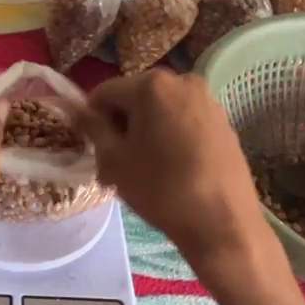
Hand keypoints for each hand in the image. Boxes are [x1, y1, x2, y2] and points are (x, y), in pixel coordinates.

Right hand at [73, 70, 269, 268]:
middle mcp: (182, 82)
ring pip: (161, 110)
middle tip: (116, 163)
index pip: (104, 92)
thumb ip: (93, 128)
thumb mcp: (114, 160)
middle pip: (135, 98)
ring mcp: (208, 100)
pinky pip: (184, 120)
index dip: (92, 118)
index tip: (93, 147)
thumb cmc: (161, 189)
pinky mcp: (223, 121)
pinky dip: (170, 136)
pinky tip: (172, 168)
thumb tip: (80, 110)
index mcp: (151, 85)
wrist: (223, 222)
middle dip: (121, 125)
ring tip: (144, 168)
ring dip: (146, 131)